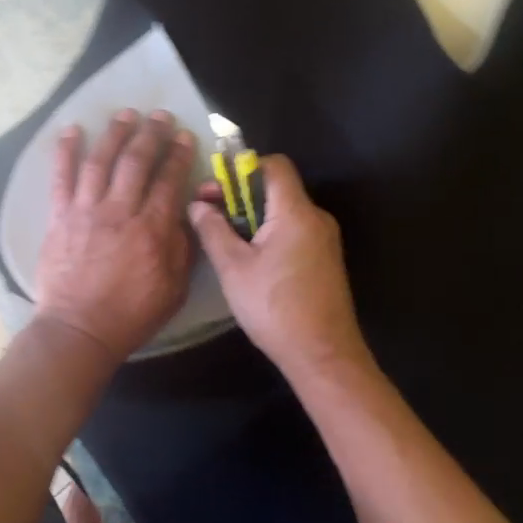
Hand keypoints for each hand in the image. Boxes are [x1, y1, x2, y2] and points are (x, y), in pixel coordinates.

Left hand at [34, 110, 196, 363]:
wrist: (79, 330)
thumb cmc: (130, 314)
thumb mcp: (174, 289)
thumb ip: (183, 247)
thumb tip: (187, 212)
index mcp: (151, 230)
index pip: (168, 181)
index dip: (178, 155)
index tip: (184, 136)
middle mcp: (120, 212)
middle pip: (136, 162)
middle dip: (150, 135)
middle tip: (159, 116)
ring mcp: (86, 211)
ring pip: (101, 161)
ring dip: (115, 134)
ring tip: (126, 114)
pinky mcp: (60, 216)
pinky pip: (62, 177)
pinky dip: (65, 151)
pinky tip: (72, 130)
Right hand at [189, 154, 368, 378]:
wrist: (324, 357)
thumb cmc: (276, 308)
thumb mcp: (233, 268)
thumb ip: (213, 229)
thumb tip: (197, 204)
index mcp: (296, 212)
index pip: (275, 165)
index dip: (244, 166)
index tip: (218, 188)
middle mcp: (316, 218)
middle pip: (277, 188)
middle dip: (242, 195)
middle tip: (210, 214)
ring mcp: (325, 240)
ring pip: (284, 212)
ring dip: (254, 217)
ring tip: (225, 239)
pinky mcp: (325, 260)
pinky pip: (294, 231)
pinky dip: (270, 234)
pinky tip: (250, 260)